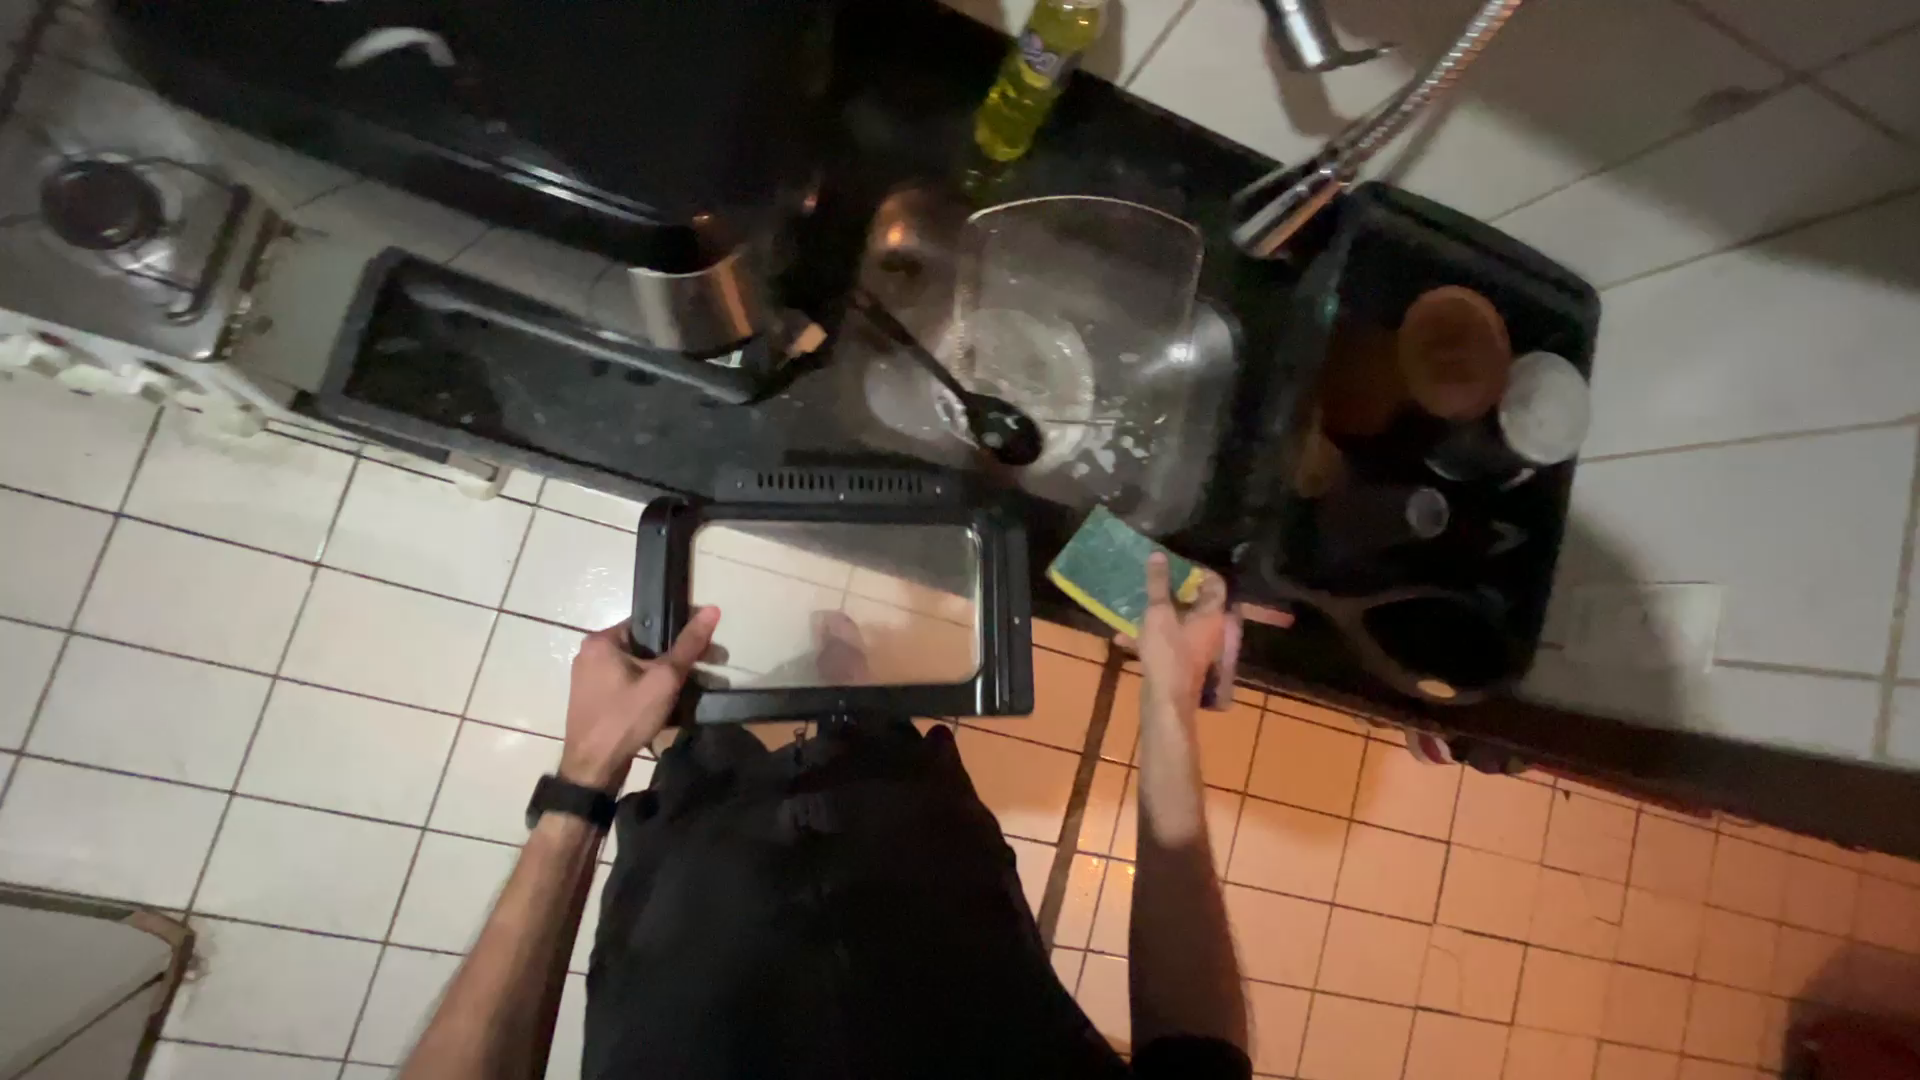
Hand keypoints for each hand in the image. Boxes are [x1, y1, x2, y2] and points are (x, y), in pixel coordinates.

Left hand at [559, 609, 720, 790]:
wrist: (593, 768)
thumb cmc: (626, 717)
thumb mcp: (664, 679)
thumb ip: (689, 645)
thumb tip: (712, 609)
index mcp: (601, 641)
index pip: (649, 622)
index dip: (680, 631)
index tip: (704, 645)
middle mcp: (589, 654)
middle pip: (644, 646)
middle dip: (675, 657)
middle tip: (704, 669)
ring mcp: (588, 678)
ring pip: (636, 666)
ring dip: (662, 675)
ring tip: (689, 687)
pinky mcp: (592, 698)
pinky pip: (627, 683)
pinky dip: (646, 688)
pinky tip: (665, 702)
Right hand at [1117, 553, 1226, 710]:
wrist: (1166, 701)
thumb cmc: (1167, 654)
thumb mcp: (1158, 614)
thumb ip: (1158, 584)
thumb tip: (1158, 554)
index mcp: (1212, 615)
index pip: (1215, 583)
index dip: (1198, 571)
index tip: (1175, 563)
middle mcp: (1209, 630)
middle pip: (1195, 601)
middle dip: (1172, 590)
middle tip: (1152, 579)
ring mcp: (1196, 647)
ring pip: (1178, 621)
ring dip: (1157, 612)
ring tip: (1135, 603)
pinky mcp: (1181, 661)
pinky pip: (1167, 640)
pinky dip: (1150, 635)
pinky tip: (1124, 637)